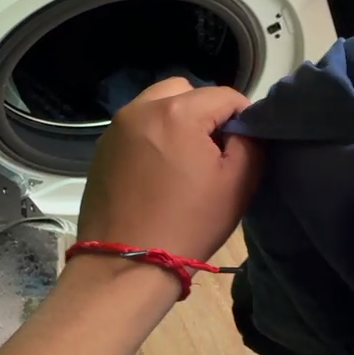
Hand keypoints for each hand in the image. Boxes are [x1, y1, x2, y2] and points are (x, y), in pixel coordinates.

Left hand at [77, 78, 260, 260]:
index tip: (246, 145)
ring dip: (178, 121)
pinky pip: (137, 127)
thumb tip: (245, 126)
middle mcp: (142, 108)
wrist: (128, 263)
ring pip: (158, 105)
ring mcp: (116, 127)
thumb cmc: (190, 223)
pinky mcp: (102, 148)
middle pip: (186, 91)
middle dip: (206, 113)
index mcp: (178, 112)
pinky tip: (160, 173)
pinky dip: (154, 137)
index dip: (244, 116)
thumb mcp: (238, 183)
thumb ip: (251, 142)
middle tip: (214, 150)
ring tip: (186, 160)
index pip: (225, 95)